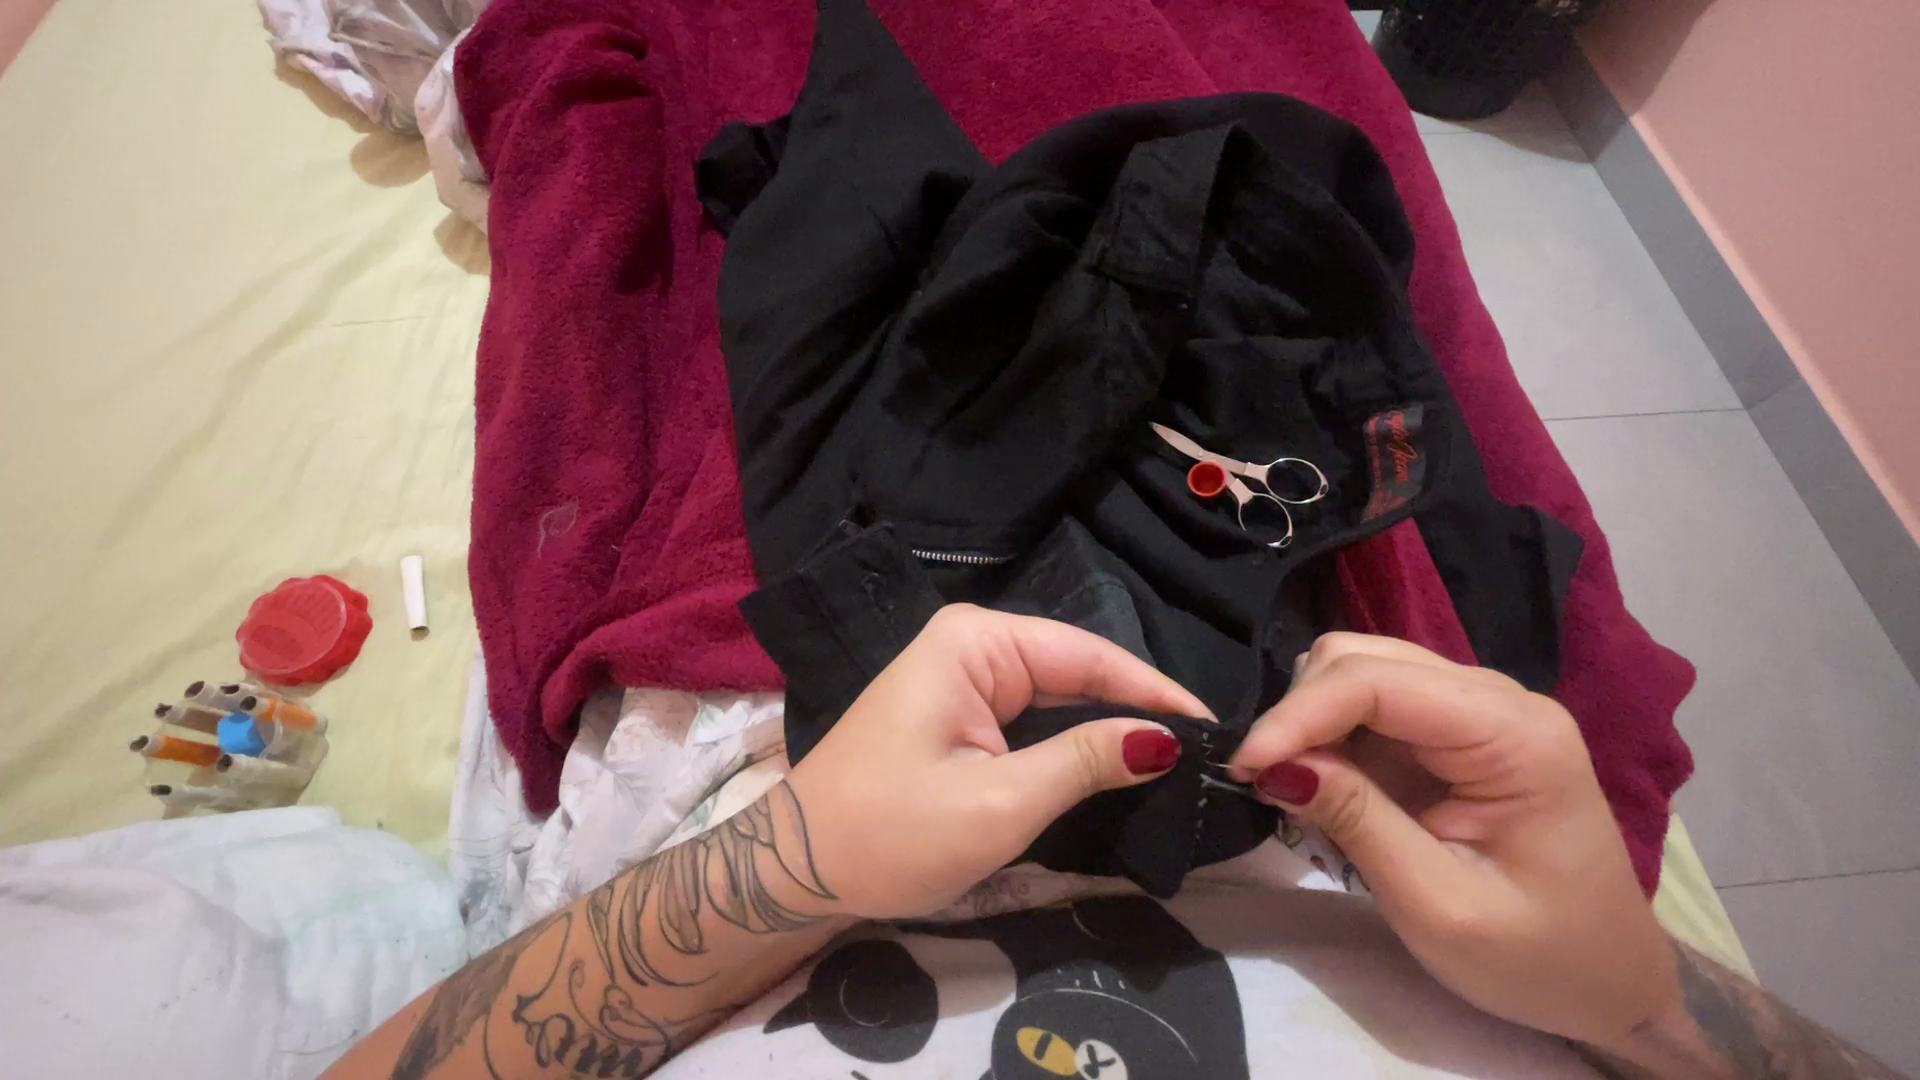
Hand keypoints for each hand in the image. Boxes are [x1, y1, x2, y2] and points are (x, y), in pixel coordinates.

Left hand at [784, 604, 1207, 919]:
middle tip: (1208, 750)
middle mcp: (970, 643)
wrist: (800, 867)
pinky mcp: (959, 708)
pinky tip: (1114, 756)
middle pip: (1076, 667)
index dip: (1154, 692)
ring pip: (1057, 692)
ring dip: (1108, 723)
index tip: (1217, 728)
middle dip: (1135, 707)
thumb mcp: (998, 803)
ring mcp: (962, 674)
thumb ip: (1084, 762)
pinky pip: (1031, 712)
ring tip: (1178, 756)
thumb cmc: (890, 833)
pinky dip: (1073, 737)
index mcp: (975, 642)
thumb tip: (1166, 740)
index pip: (1088, 655)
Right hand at [1226, 632, 1677, 1051]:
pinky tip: (1324, 779)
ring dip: (1308, 718)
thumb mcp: (1440, 905)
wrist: (1606, 983)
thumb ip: (1357, 822)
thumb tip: (1272, 765)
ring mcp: (1468, 706)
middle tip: (1267, 780)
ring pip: (1351, 667)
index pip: (1375, 681)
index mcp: (1513, 733)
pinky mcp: (1442, 726)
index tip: (1244, 767)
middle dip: (1299, 711)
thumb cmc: (1538, 958)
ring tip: (1297, 783)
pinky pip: (1359, 699)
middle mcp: (1490, 697)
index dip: (1298, 714)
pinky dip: (1323, 731)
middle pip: (1358, 657)